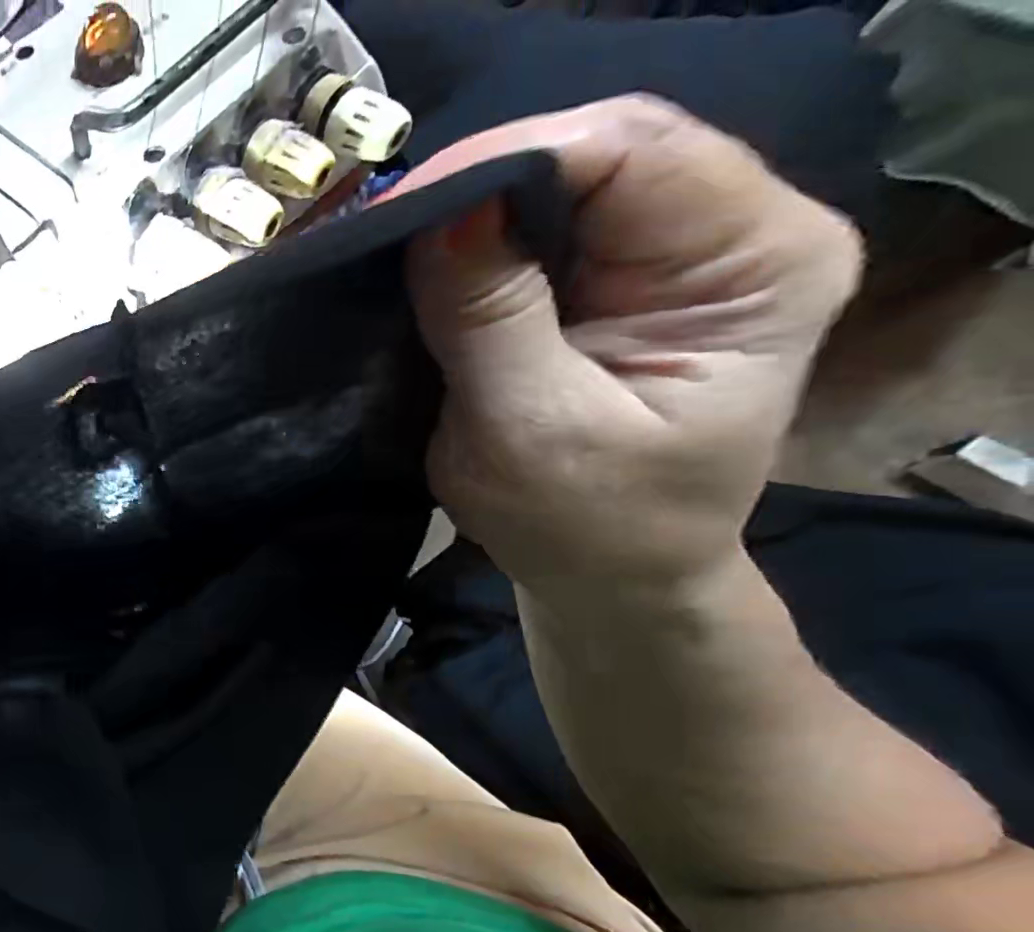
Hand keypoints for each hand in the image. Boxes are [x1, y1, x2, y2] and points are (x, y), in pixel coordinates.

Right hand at [395, 95, 862, 595]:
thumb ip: (490, 319)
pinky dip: (471, 238)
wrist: (608, 574)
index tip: (399, 212)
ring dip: (468, 209)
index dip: (506, 161)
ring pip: (560, 182)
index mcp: (755, 265)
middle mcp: (732, 234)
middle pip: (599, 151)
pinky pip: (537, 226)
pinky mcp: (617, 277)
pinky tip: (425, 260)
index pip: (635, 152)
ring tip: (392, 243)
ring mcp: (675, 252)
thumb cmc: (583, 526)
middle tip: (383, 228)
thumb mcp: (528, 429)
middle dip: (479, 181)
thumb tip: (437, 212)